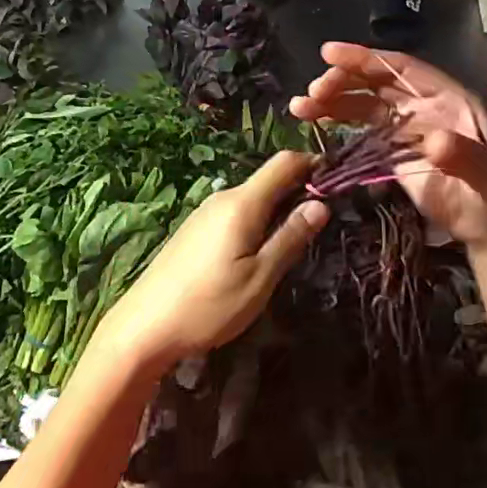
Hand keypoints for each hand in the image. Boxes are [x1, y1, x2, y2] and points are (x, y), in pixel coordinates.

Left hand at [93, 151, 327, 367]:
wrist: (146, 325)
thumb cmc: (209, 304)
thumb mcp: (260, 277)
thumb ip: (290, 237)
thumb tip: (321, 203)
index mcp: (241, 203)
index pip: (283, 162)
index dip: (313, 165)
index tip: (339, 182)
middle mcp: (221, 198)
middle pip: (268, 181)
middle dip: (299, 192)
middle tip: (328, 222)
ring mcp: (204, 213)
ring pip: (252, 200)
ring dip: (277, 211)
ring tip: (299, 241)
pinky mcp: (194, 230)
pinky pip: (234, 215)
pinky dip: (256, 224)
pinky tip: (261, 252)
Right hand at [289, 42, 486, 253]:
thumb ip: (464, 157)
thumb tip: (433, 141)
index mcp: (451, 102)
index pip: (403, 70)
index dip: (367, 59)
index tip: (329, 54)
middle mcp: (426, 109)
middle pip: (377, 84)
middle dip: (342, 83)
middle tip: (312, 92)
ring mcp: (409, 132)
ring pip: (364, 106)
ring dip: (332, 103)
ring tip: (299, 108)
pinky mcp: (395, 155)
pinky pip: (362, 131)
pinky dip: (337, 125)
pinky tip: (313, 123)